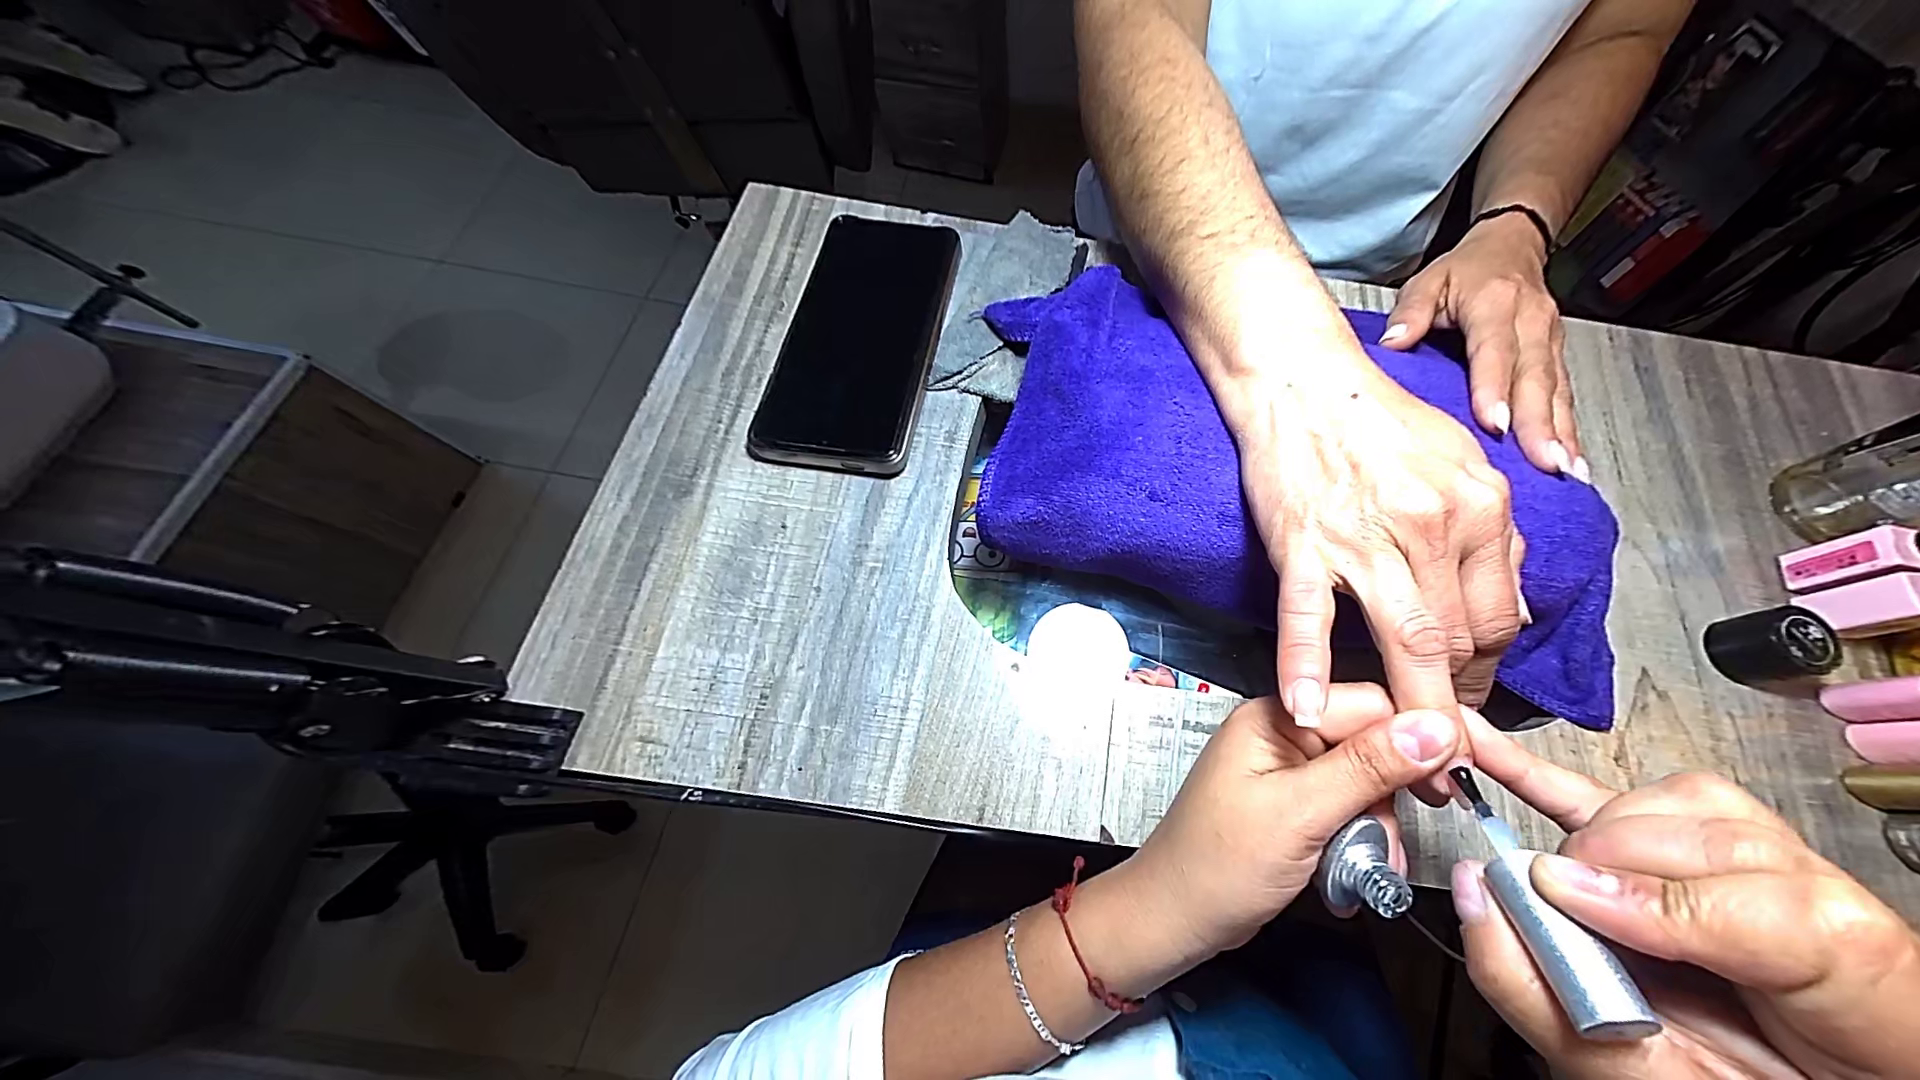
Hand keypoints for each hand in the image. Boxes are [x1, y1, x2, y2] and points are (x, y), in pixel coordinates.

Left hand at [1120, 693, 1461, 959]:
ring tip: (1363, 859)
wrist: (1181, 912)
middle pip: (1369, 742)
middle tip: (1391, 836)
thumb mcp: (1300, 812)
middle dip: (1390, 793)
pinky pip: (1346, 805)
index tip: (1448, 784)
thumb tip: (1433, 726)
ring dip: (1375, 823)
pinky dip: (1358, 835)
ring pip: (1365, 781)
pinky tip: (1351, 864)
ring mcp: (1286, 769)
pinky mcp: (1293, 801)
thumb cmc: (1220, 861)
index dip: (1413, 739)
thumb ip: (1367, 768)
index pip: (1364, 703)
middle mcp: (1281, 734)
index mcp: (1273, 717)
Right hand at [1236, 361, 1524, 722]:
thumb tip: (1505, 595)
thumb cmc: (1372, 418)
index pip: (1500, 614)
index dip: (1488, 670)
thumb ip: (1488, 529)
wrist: (1300, 384)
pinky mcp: (1302, 544)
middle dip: (1455, 703)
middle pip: (1459, 638)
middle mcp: (1432, 528)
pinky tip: (1307, 711)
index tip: (1469, 700)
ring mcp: (1363, 539)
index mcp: (1479, 506)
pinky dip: (1306, 667)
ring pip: (1401, 638)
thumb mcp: (1458, 458)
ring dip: (1406, 707)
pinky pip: (1308, 616)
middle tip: (1445, 752)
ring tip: (1404, 759)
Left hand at [1381, 212, 1586, 481]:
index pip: (1495, 352)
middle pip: (1537, 378)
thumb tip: (1393, 341)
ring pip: (1558, 390)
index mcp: (1497, 305)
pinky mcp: (1555, 355)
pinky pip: (1564, 394)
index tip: (1494, 423)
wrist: (1509, 246)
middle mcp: (1532, 323)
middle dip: (1541, 424)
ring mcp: (1550, 340)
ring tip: (1565, 469)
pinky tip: (1569, 457)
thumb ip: (1410, 312)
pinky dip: (1568, 427)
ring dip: (1562, 431)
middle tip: (1543, 461)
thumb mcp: (1427, 281)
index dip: (1495, 389)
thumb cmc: (1464, 270)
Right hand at [1455, 713, 1919, 1078]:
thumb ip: (1556, 1003)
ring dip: (1590, 831)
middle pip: (1729, 844)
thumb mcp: (1643, 1077)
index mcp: (1881, 1015)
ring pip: (1685, 806)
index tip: (1562, 896)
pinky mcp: (1711, 846)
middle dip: (1608, 862)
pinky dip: (1550, 772)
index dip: (1667, 902)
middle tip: (1546, 900)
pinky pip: (1636, 792)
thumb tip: (1479, 895)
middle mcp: (1845, 924)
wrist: (1748, 1073)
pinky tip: (1490, 749)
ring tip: (1552, 877)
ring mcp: (1785, 874)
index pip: (1799, 918)